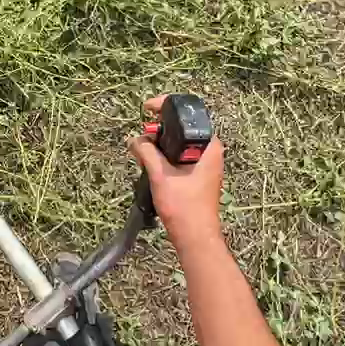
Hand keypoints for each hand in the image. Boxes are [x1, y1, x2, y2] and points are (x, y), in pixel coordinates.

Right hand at [130, 95, 225, 249]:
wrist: (195, 237)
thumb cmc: (183, 206)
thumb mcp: (160, 175)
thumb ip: (146, 152)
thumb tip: (134, 139)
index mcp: (209, 145)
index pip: (187, 115)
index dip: (164, 108)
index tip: (146, 108)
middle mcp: (211, 151)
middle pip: (181, 129)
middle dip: (159, 131)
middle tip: (142, 137)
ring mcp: (206, 164)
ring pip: (179, 144)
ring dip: (160, 147)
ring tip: (143, 153)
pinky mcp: (198, 175)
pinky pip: (180, 157)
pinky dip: (165, 158)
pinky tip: (151, 166)